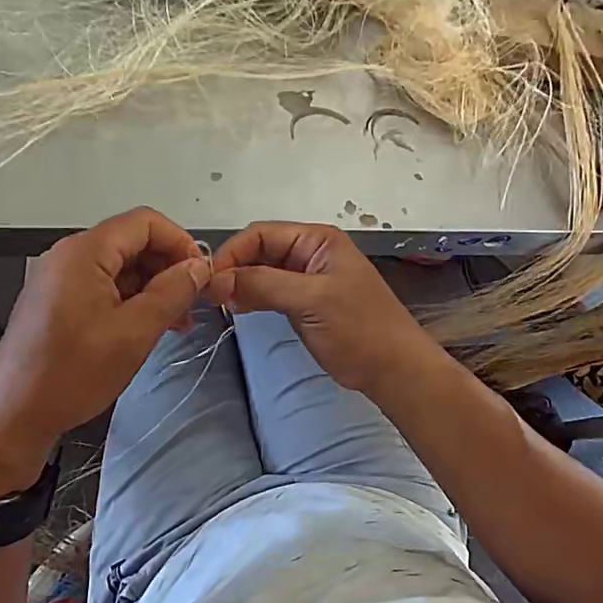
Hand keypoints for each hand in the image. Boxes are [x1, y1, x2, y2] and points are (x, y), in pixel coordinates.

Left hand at [0, 207, 210, 499]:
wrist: (16, 415)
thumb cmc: (74, 372)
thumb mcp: (135, 331)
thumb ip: (173, 292)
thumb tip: (199, 268)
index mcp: (83, 253)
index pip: (145, 223)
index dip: (181, 243)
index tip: (201, 276)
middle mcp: (68, 256)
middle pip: (134, 242)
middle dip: (169, 267)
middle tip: (194, 303)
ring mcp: (61, 278)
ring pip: (122, 266)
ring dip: (155, 287)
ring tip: (178, 322)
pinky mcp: (58, 301)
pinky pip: (105, 285)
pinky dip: (134, 300)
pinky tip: (151, 327)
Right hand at [206, 222, 448, 395]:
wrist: (393, 368)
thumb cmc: (359, 327)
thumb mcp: (311, 300)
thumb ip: (263, 285)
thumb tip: (215, 280)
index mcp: (318, 239)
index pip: (262, 234)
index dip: (233, 252)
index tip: (209, 280)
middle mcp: (311, 252)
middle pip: (260, 251)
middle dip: (234, 268)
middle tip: (210, 295)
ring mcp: (309, 279)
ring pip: (263, 272)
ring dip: (241, 283)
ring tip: (221, 303)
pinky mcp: (307, 304)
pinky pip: (272, 292)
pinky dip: (254, 296)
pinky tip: (239, 308)